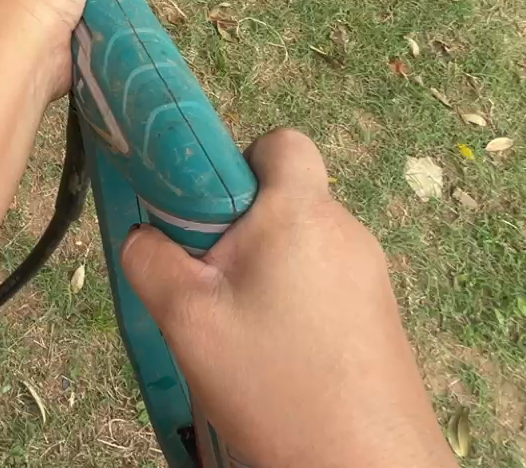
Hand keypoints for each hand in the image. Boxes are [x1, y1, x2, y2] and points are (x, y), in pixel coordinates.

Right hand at [120, 130, 456, 467]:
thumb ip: (146, 253)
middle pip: (280, 194)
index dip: (236, 158)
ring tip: (230, 319)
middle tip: (203, 271)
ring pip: (295, 239)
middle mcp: (347, 235)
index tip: (203, 206)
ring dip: (256, 262)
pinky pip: (317, 277)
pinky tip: (266, 348)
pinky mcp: (379, 321)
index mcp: (303, 215)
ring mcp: (371, 281)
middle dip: (234, 219)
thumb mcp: (182, 314)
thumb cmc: (275, 383)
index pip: (281, 143)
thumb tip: (148, 237)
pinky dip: (284, 294)